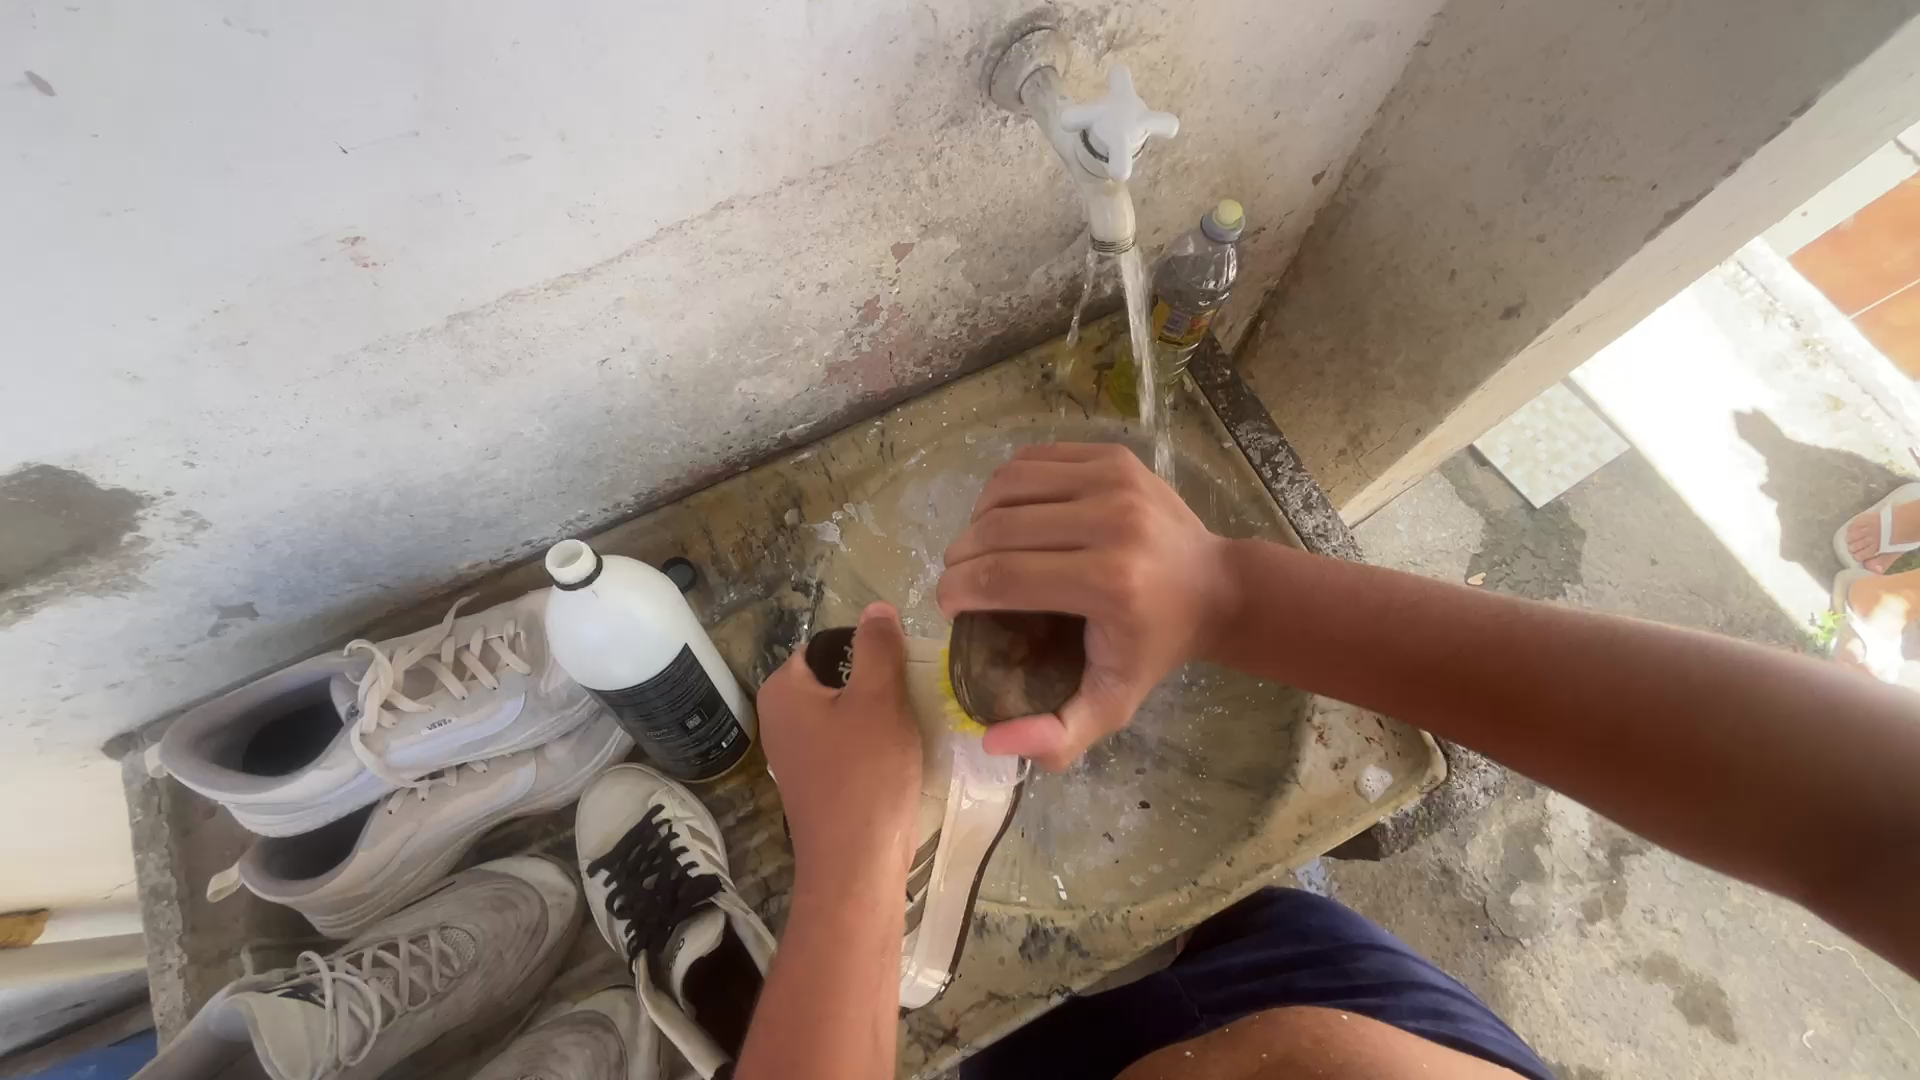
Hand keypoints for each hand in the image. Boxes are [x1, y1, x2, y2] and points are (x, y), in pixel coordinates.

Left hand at [757, 603, 923, 880]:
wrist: (856, 866)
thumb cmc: (865, 774)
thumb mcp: (879, 698)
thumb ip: (878, 647)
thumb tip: (876, 608)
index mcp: (783, 689)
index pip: (829, 643)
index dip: (868, 650)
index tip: (901, 670)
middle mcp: (779, 717)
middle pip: (838, 676)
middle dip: (877, 683)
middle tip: (910, 696)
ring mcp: (796, 753)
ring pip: (847, 711)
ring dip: (880, 714)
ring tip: (910, 725)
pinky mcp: (816, 781)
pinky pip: (847, 743)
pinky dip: (873, 743)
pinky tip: (898, 756)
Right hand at [938, 443, 1235, 769]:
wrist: (1215, 587)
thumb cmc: (1155, 647)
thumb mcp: (1113, 704)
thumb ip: (1056, 736)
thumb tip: (990, 742)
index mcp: (1109, 583)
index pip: (1001, 577)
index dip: (957, 591)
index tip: (948, 606)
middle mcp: (1111, 521)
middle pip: (997, 528)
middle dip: (960, 557)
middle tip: (957, 581)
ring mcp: (1113, 479)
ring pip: (1006, 486)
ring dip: (977, 519)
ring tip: (978, 548)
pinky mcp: (1112, 456)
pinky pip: (1030, 460)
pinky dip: (1004, 488)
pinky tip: (1008, 516)